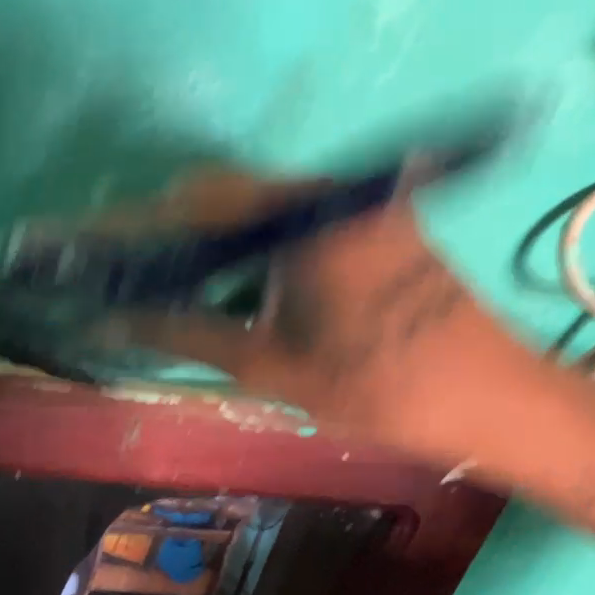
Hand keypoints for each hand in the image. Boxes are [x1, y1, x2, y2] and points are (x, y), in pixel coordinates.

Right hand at [87, 169, 529, 452]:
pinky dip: (254, 253)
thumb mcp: (267, 366)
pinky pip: (295, 223)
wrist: (493, 400)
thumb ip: (185, 334)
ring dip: (214, 247)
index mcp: (308, 219)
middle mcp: (336, 195)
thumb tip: (111, 322)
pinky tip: (230, 293)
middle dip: (174, 236)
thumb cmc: (376, 388)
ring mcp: (363, 206)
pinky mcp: (377, 225)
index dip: (142, 226)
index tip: (100, 255)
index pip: (201, 199)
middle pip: (230, 198)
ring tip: (172, 295)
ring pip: (261, 211)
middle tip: (133, 285)